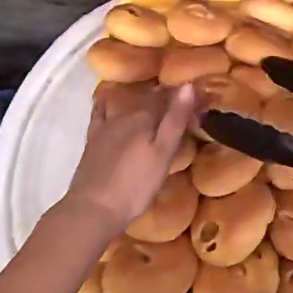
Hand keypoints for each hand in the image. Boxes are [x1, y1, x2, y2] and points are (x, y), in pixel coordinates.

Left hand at [60, 83, 195, 232]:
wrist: (94, 208)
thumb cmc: (136, 185)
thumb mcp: (164, 154)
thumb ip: (176, 119)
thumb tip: (188, 84)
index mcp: (145, 117)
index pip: (168, 97)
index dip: (184, 96)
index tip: (200, 98)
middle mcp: (125, 114)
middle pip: (149, 100)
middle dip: (166, 98)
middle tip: (181, 103)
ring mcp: (107, 126)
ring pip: (128, 104)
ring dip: (142, 99)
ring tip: (154, 100)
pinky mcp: (93, 139)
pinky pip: (100, 112)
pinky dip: (105, 103)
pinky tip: (106, 98)